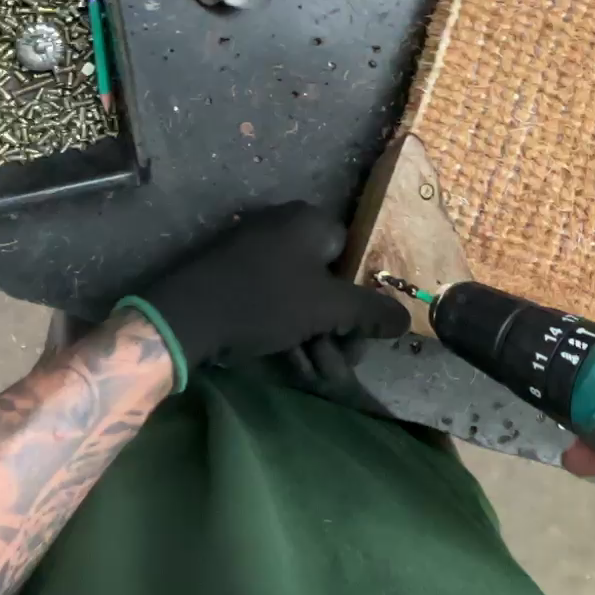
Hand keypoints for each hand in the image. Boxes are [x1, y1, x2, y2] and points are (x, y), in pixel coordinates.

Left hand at [119, 203, 409, 387]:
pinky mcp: (235, 272)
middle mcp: (284, 226)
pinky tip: (292, 362)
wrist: (188, 313)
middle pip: (328, 279)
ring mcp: (256, 248)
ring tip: (317, 373)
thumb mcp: (327, 309)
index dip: (361, 297)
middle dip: (336, 327)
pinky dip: (286, 327)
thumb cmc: (266, 300)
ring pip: (301, 294)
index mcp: (309, 221)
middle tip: (340, 362)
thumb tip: (406, 317)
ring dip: (314, 336)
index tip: (360, 335)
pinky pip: (274, 298)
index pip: (353, 255)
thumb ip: (371, 312)